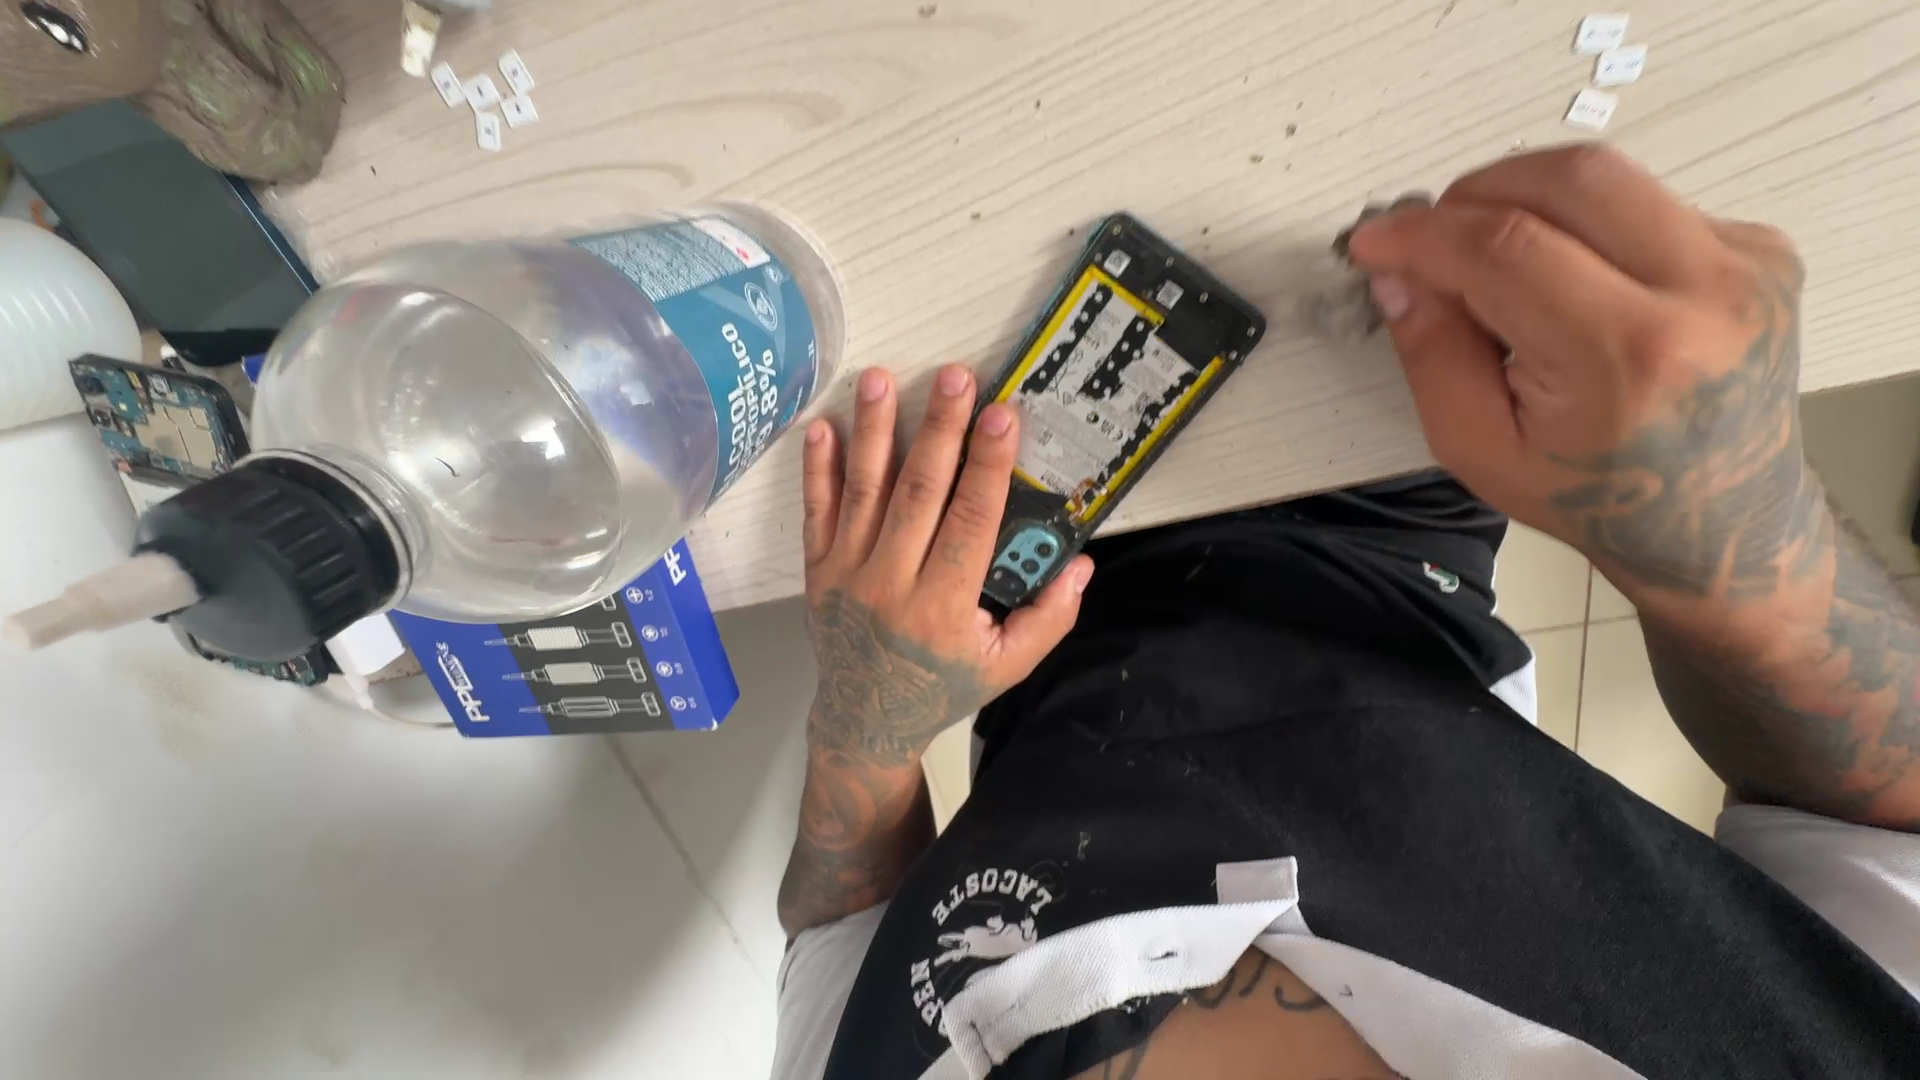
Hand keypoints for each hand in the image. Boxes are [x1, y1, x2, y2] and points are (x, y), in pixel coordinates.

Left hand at [800, 364, 1094, 763]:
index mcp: (943, 607)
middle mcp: (890, 583)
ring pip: (864, 491)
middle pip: (918, 493)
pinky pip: (817, 511)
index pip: (970, 522)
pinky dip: (818, 469)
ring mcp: (848, 573)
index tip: (1001, 416)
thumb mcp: (1007, 667)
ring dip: (874, 433)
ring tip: (881, 380)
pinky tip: (823, 427)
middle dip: (939, 430)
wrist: (865, 720)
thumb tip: (1082, 564)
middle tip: (954, 376)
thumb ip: (1049, 618)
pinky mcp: (819, 570)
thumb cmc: (943, 688)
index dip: (988, 467)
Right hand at [1346, 144, 1819, 605]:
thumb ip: (1432, 356)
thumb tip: (1398, 276)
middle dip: (1473, 193)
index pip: (1506, 250)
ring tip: (1476, 256)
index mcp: (1623, 355)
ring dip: (1518, 199)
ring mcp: (1745, 260)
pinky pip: (1637, 203)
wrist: (1715, 516)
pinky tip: (1551, 281)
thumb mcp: (1475, 446)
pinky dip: (1568, 223)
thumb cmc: (1583, 494)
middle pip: (1572, 180)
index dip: (1424, 234)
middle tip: (1426, 238)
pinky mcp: (1756, 248)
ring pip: (1608, 177)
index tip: (1373, 240)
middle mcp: (1703, 288)